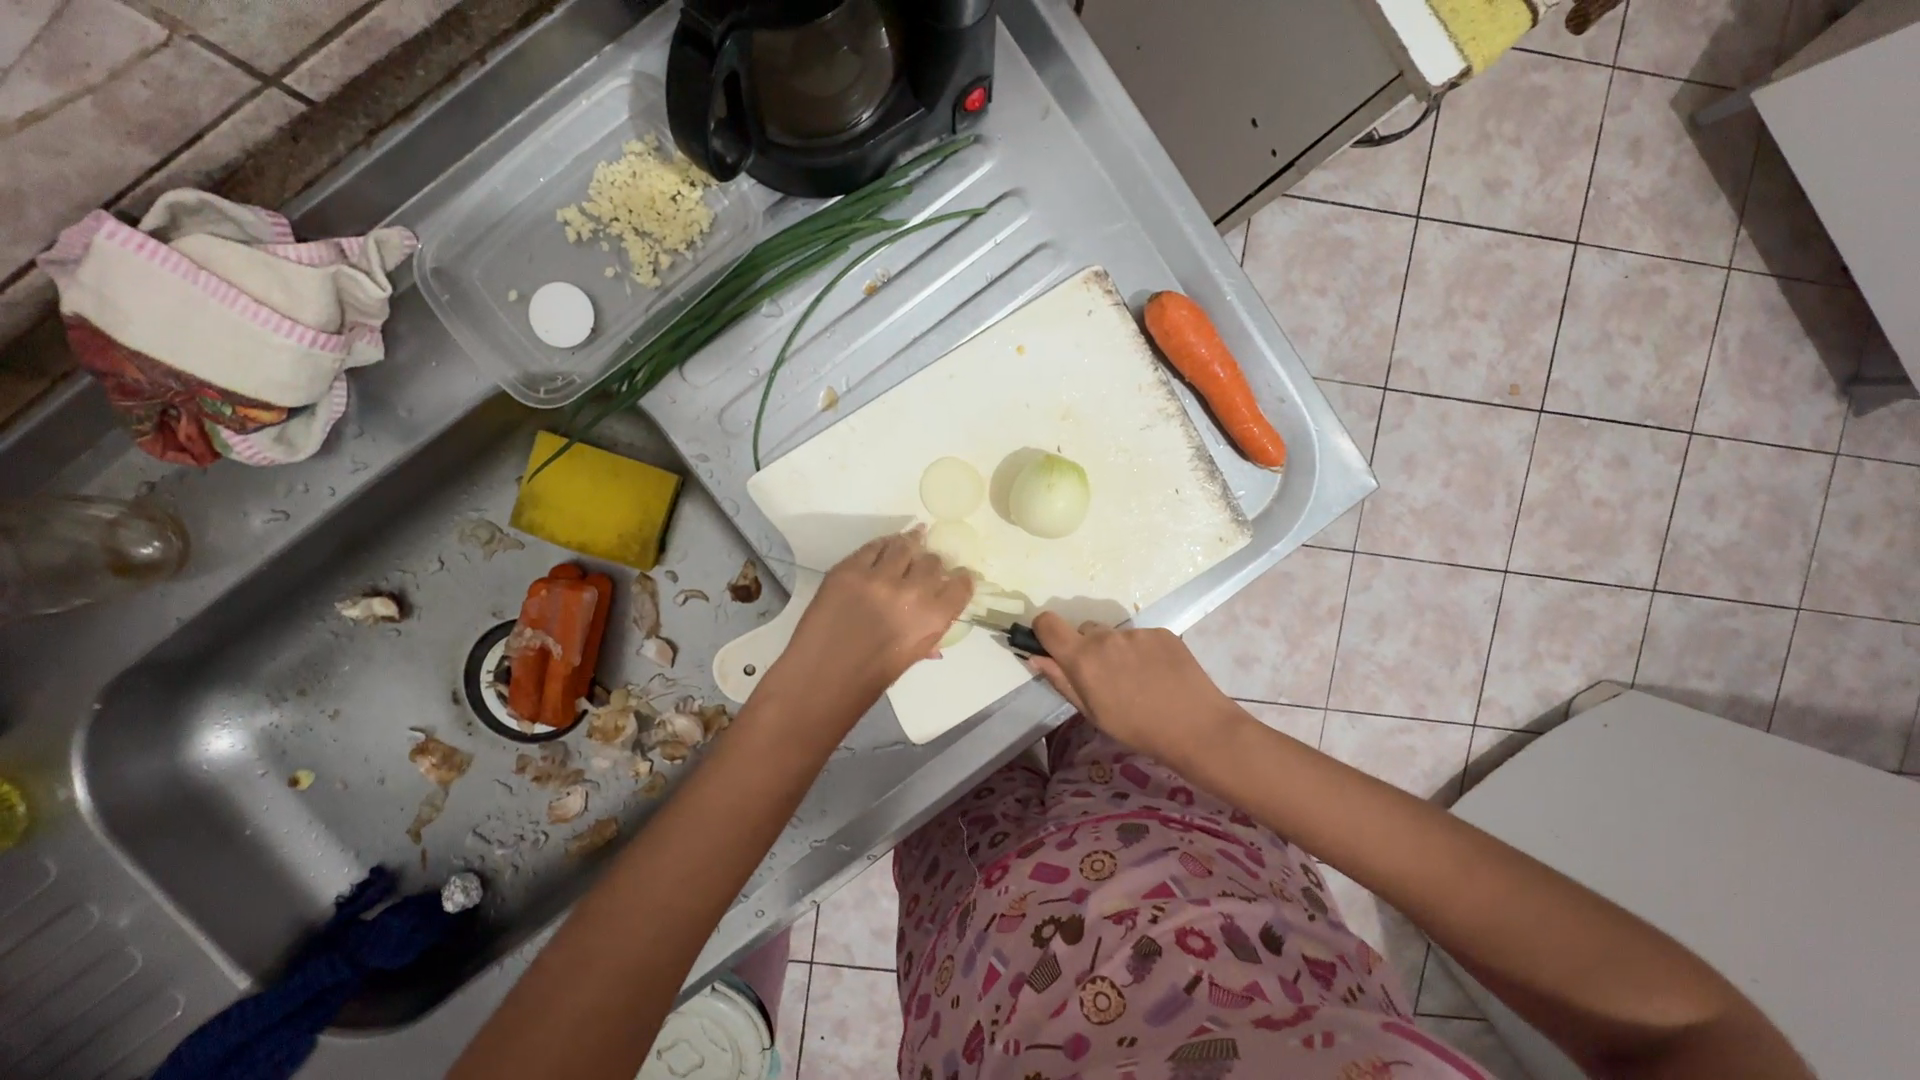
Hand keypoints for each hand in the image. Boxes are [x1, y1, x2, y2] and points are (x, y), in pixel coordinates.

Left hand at [787, 527, 973, 695]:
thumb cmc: (868, 680)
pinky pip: (872, 547)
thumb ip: (925, 640)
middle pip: (932, 562)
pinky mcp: (849, 569)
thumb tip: (934, 642)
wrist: (819, 678)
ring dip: (911, 544)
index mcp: (932, 619)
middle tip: (927, 565)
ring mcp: (878, 578)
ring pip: (904, 546)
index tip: (957, 576)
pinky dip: (882, 546)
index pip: (960, 585)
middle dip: (933, 564)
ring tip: (914, 538)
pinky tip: (886, 546)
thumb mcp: (908, 660)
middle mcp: (911, 592)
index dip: (961, 578)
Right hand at [1027, 612, 1239, 764]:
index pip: (1048, 623)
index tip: (1052, 647)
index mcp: (1082, 658)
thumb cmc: (1137, 729)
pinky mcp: (1161, 632)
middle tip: (1106, 679)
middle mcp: (1105, 637)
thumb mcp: (1092, 713)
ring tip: (1138, 681)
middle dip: (1087, 648)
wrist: (1196, 726)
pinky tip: (1158, 675)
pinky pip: (1140, 637)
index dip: (1044, 631)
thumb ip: (1061, 681)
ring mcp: (1135, 632)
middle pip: (1084, 631)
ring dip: (1116, 651)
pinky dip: (1142, 652)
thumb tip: (1036, 658)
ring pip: (1114, 636)